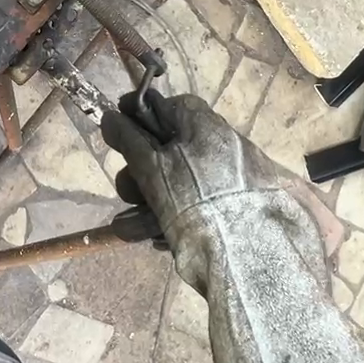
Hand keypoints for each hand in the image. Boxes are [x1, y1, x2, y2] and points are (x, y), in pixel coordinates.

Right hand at [103, 91, 320, 289]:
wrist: (253, 253)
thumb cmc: (197, 199)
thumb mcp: (154, 167)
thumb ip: (129, 141)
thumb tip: (110, 116)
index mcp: (202, 124)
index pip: (162, 108)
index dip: (135, 121)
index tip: (116, 139)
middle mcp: (217, 145)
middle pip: (165, 149)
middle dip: (138, 175)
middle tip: (129, 195)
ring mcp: (227, 179)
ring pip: (175, 184)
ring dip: (147, 205)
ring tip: (133, 228)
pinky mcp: (232, 209)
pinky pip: (193, 207)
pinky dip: (173, 220)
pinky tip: (160, 240)